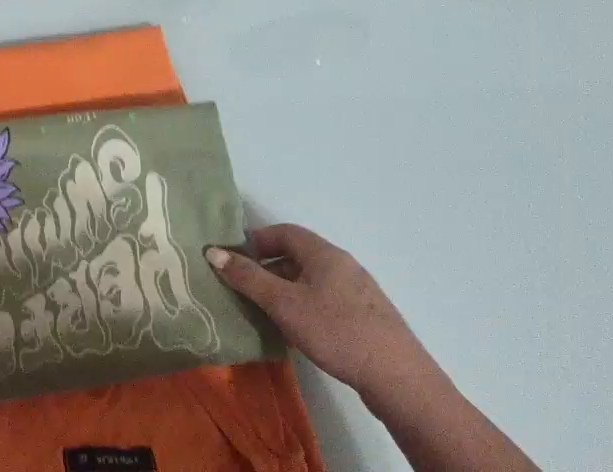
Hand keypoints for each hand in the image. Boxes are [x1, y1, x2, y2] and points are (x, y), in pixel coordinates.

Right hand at [206, 224, 440, 399]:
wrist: (399, 380)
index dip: (256, 241)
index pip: (284, 232)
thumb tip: (213, 252)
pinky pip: (326, 300)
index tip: (234, 259)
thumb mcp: (283, 304)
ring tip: (266, 313)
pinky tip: (297, 332)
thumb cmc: (336, 331)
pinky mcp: (367, 317)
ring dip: (285, 290)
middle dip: (267, 269)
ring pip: (311, 280)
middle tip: (244, 289)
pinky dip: (305, 307)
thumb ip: (247, 277)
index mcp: (325, 254)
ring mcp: (359, 292)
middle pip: (297, 256)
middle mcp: (343, 265)